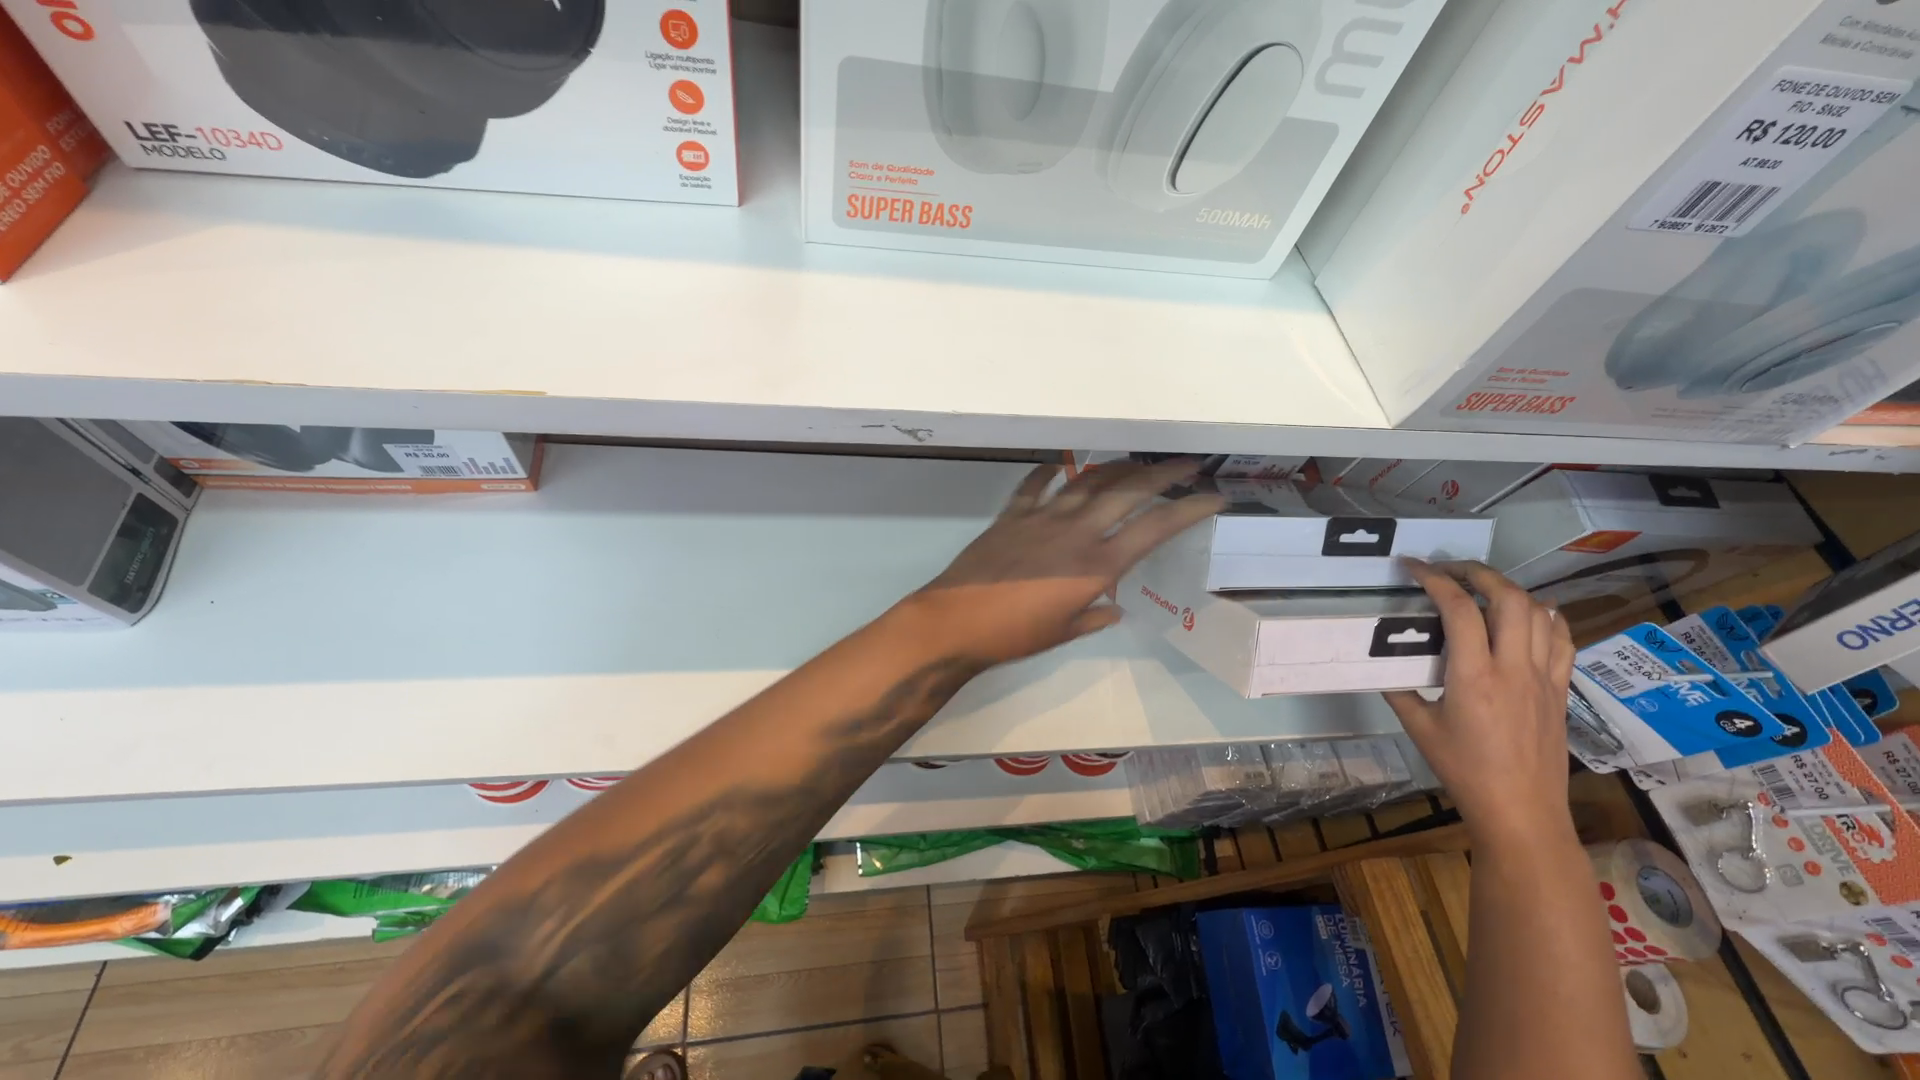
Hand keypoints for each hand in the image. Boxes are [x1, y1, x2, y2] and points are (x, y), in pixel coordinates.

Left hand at [901, 461, 1226, 664]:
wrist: (957, 621)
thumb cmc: (1015, 635)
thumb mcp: (1064, 632)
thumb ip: (1093, 615)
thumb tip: (1114, 606)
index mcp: (1097, 565)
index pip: (1154, 530)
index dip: (1188, 510)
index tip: (1213, 497)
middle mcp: (1076, 532)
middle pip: (1128, 492)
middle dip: (1163, 473)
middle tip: (1186, 460)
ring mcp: (1042, 517)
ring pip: (1088, 480)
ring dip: (1116, 466)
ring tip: (1135, 460)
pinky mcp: (1012, 514)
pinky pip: (1035, 484)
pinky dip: (1050, 472)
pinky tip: (1060, 465)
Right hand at [1386, 560, 1575, 844]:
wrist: (1521, 810)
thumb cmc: (1464, 772)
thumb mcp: (1420, 730)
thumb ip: (1401, 692)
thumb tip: (1382, 665)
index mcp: (1473, 677)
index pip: (1458, 609)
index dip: (1435, 579)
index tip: (1413, 566)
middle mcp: (1513, 668)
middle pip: (1508, 598)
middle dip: (1479, 573)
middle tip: (1451, 569)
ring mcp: (1544, 677)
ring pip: (1539, 613)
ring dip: (1511, 590)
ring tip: (1485, 586)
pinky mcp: (1561, 689)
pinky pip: (1562, 640)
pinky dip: (1547, 616)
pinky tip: (1533, 612)